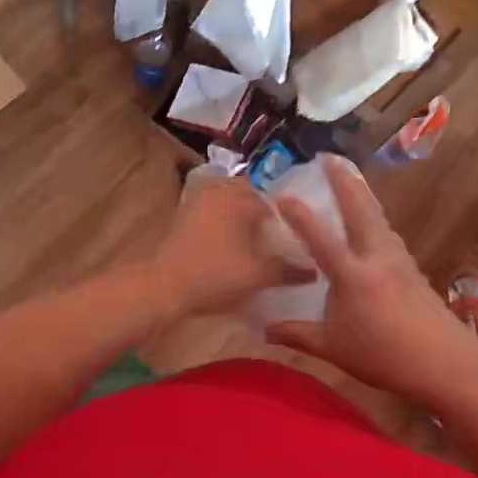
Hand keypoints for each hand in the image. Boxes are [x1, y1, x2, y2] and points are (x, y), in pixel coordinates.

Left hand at [152, 176, 312, 313]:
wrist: (164, 286)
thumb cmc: (214, 277)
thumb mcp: (257, 276)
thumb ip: (288, 270)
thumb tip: (313, 271)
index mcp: (239, 199)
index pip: (272, 200)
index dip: (285, 219)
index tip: (293, 236)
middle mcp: (218, 191)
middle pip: (248, 194)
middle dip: (261, 211)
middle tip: (273, 235)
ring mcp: (196, 201)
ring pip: (227, 199)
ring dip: (240, 213)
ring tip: (252, 239)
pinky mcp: (182, 215)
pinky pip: (211, 209)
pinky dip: (222, 219)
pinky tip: (228, 242)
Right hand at [268, 156, 477, 397]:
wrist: (446, 363)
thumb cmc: (384, 356)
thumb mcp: (332, 348)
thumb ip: (296, 334)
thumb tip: (263, 329)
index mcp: (353, 275)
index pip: (321, 238)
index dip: (299, 216)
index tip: (281, 194)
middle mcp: (377, 258)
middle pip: (360, 209)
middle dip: (344, 181)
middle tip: (329, 158)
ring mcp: (399, 261)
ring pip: (378, 218)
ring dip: (362, 195)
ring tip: (349, 180)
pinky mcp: (412, 270)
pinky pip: (387, 233)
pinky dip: (374, 218)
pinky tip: (370, 225)